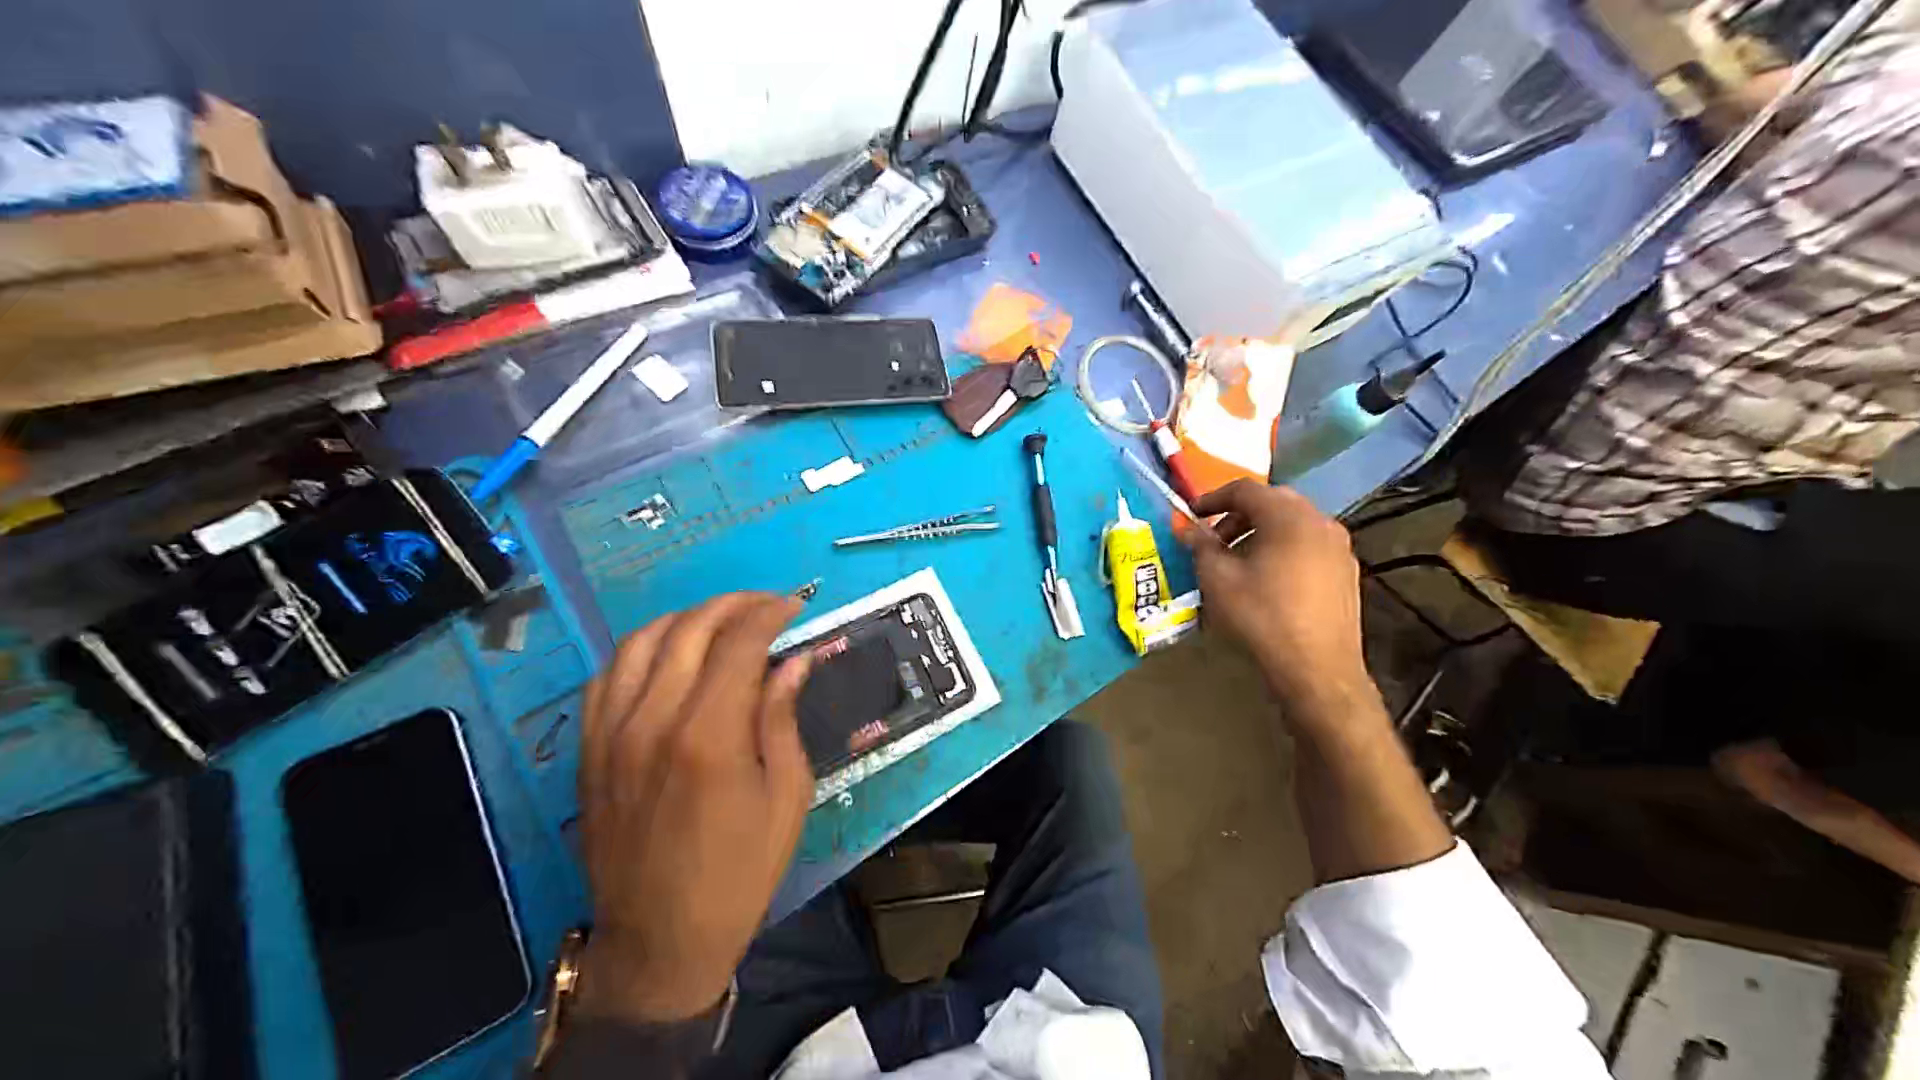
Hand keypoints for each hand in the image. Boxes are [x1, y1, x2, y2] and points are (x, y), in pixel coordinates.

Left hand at [573, 593, 814, 1023]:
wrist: (661, 937)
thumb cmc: (740, 870)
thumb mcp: (786, 795)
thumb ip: (782, 718)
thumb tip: (793, 660)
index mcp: (709, 735)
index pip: (738, 643)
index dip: (769, 614)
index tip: (793, 606)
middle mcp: (653, 720)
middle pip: (689, 629)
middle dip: (733, 605)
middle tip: (764, 606)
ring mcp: (612, 733)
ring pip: (641, 641)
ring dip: (686, 618)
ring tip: (718, 622)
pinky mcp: (590, 749)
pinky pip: (607, 674)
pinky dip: (641, 649)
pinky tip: (668, 655)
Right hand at [1178, 480, 1368, 710]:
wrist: (1317, 669)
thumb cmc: (1261, 616)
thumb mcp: (1217, 579)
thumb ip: (1201, 546)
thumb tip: (1189, 529)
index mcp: (1288, 517)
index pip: (1246, 489)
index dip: (1213, 498)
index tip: (1192, 514)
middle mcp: (1320, 522)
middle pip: (1274, 502)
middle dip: (1239, 515)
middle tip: (1215, 537)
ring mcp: (1339, 547)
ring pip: (1294, 524)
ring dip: (1261, 532)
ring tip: (1238, 560)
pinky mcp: (1347, 572)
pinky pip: (1309, 545)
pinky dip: (1283, 549)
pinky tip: (1268, 579)